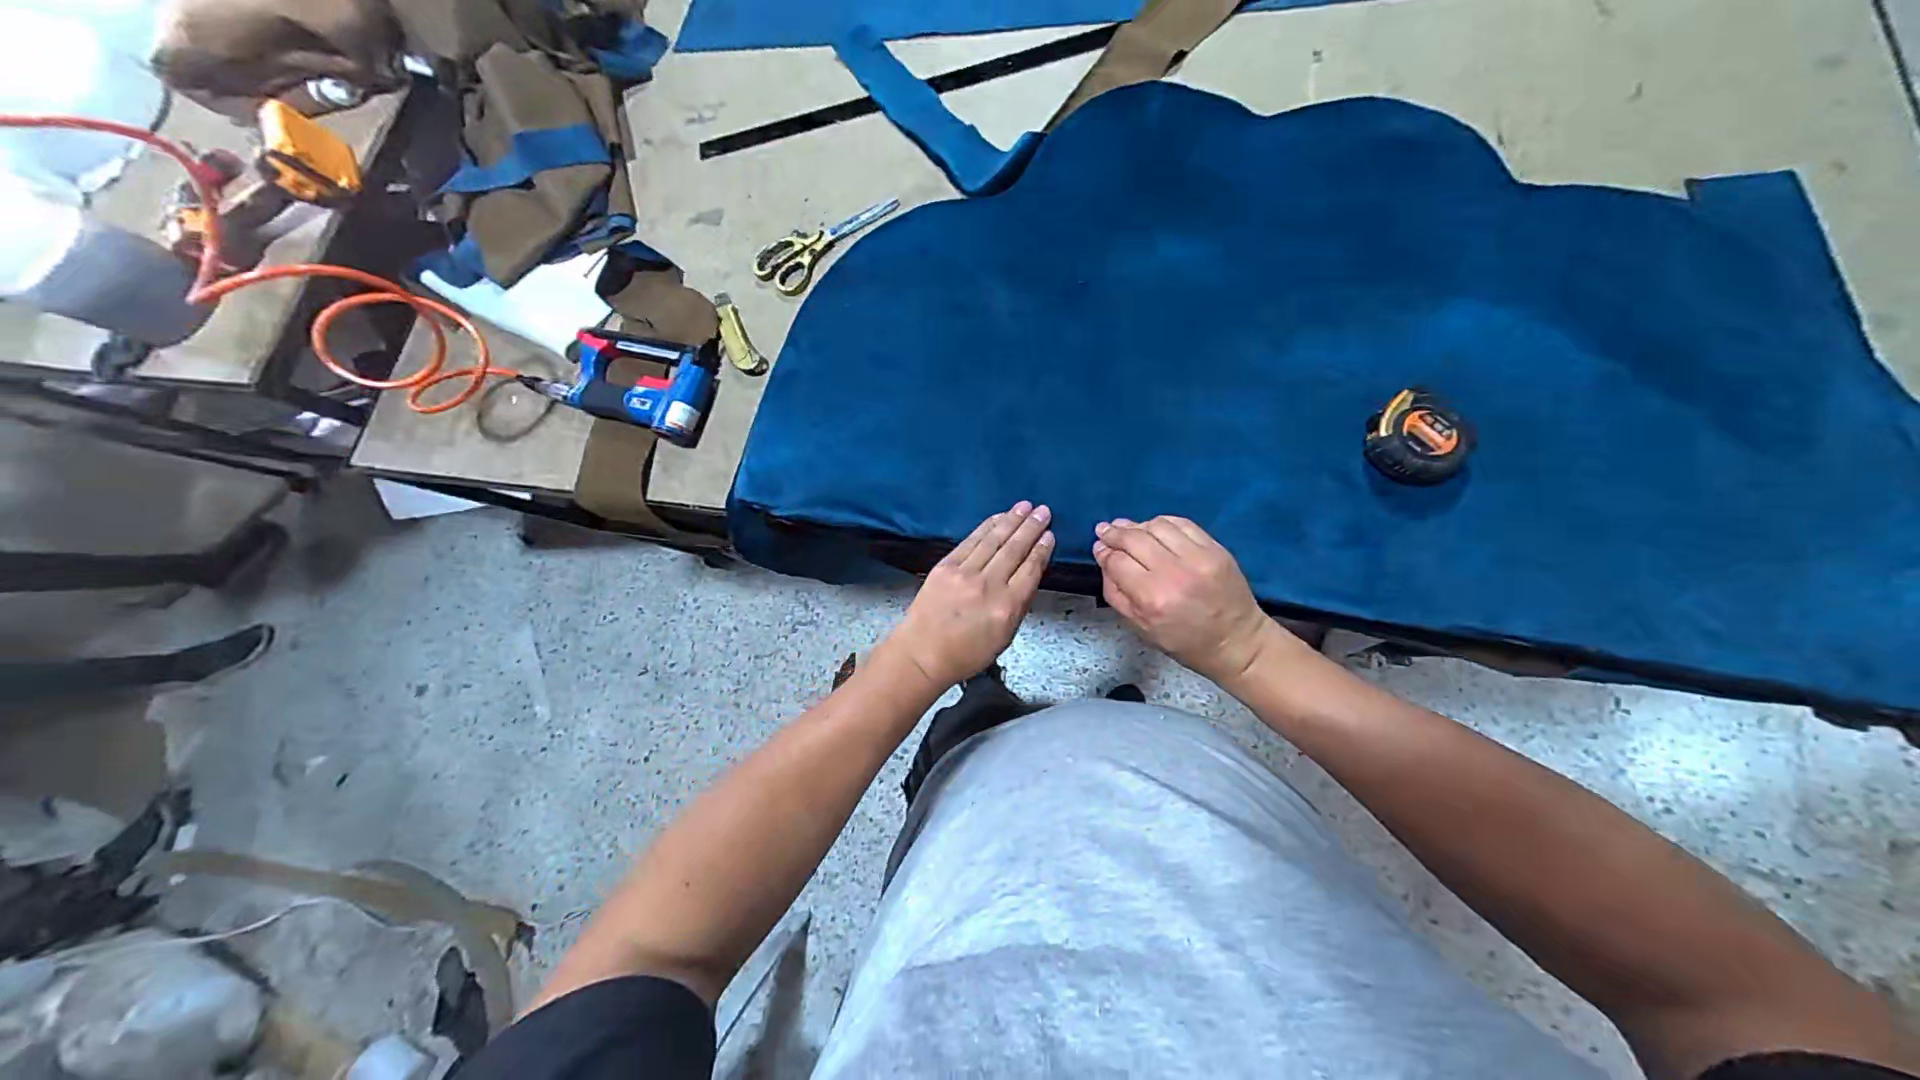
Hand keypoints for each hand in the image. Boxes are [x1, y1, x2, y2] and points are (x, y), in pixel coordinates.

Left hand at [885, 502, 1055, 687]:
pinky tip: (998, 518)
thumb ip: (1019, 605)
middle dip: (1031, 527)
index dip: (1042, 549)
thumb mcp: (1005, 637)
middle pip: (1015, 549)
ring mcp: (964, 574)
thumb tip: (1029, 577)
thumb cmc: (966, 653)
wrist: (922, 654)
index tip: (1050, 535)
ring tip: (1025, 506)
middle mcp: (988, 585)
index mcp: (1007, 606)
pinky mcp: (945, 567)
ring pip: (993, 540)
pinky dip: (986, 527)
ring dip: (1012, 520)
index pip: (1031, 569)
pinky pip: (970, 541)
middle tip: (1044, 511)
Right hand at [1093, 516, 1293, 685]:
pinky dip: (1163, 523)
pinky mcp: (1215, 549)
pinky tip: (1154, 529)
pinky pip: (1182, 523)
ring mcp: (1199, 557)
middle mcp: (1175, 573)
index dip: (1103, 552)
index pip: (1117, 562)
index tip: (1099, 547)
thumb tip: (1104, 558)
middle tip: (1105, 530)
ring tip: (1129, 530)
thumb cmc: (1183, 641)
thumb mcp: (1140, 627)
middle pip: (1134, 539)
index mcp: (1153, 599)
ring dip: (1138, 526)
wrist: (1235, 641)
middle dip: (1114, 533)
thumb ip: (1116, 592)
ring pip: (1157, 526)